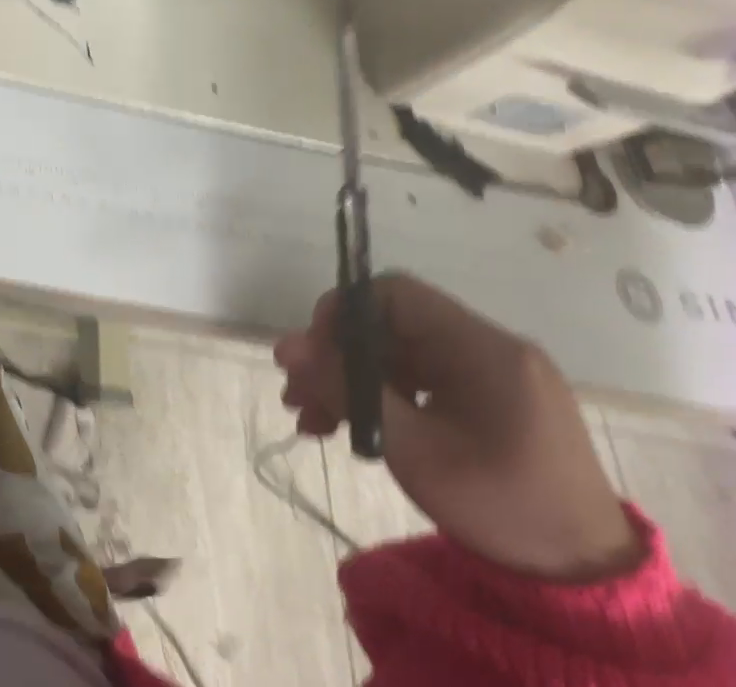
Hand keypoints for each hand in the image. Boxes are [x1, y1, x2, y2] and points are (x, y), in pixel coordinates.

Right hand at [276, 275, 642, 581]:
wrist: (581, 570)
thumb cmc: (498, 503)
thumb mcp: (409, 446)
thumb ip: (345, 389)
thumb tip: (284, 346)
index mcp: (484, 350)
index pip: (394, 294)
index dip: (342, 312)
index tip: (311, 357)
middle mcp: (490, 350)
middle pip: (389, 327)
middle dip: (335, 358)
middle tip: (297, 399)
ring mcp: (492, 376)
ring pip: (396, 356)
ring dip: (349, 382)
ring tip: (314, 424)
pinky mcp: (489, 401)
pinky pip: (419, 380)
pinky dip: (379, 398)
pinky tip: (350, 430)